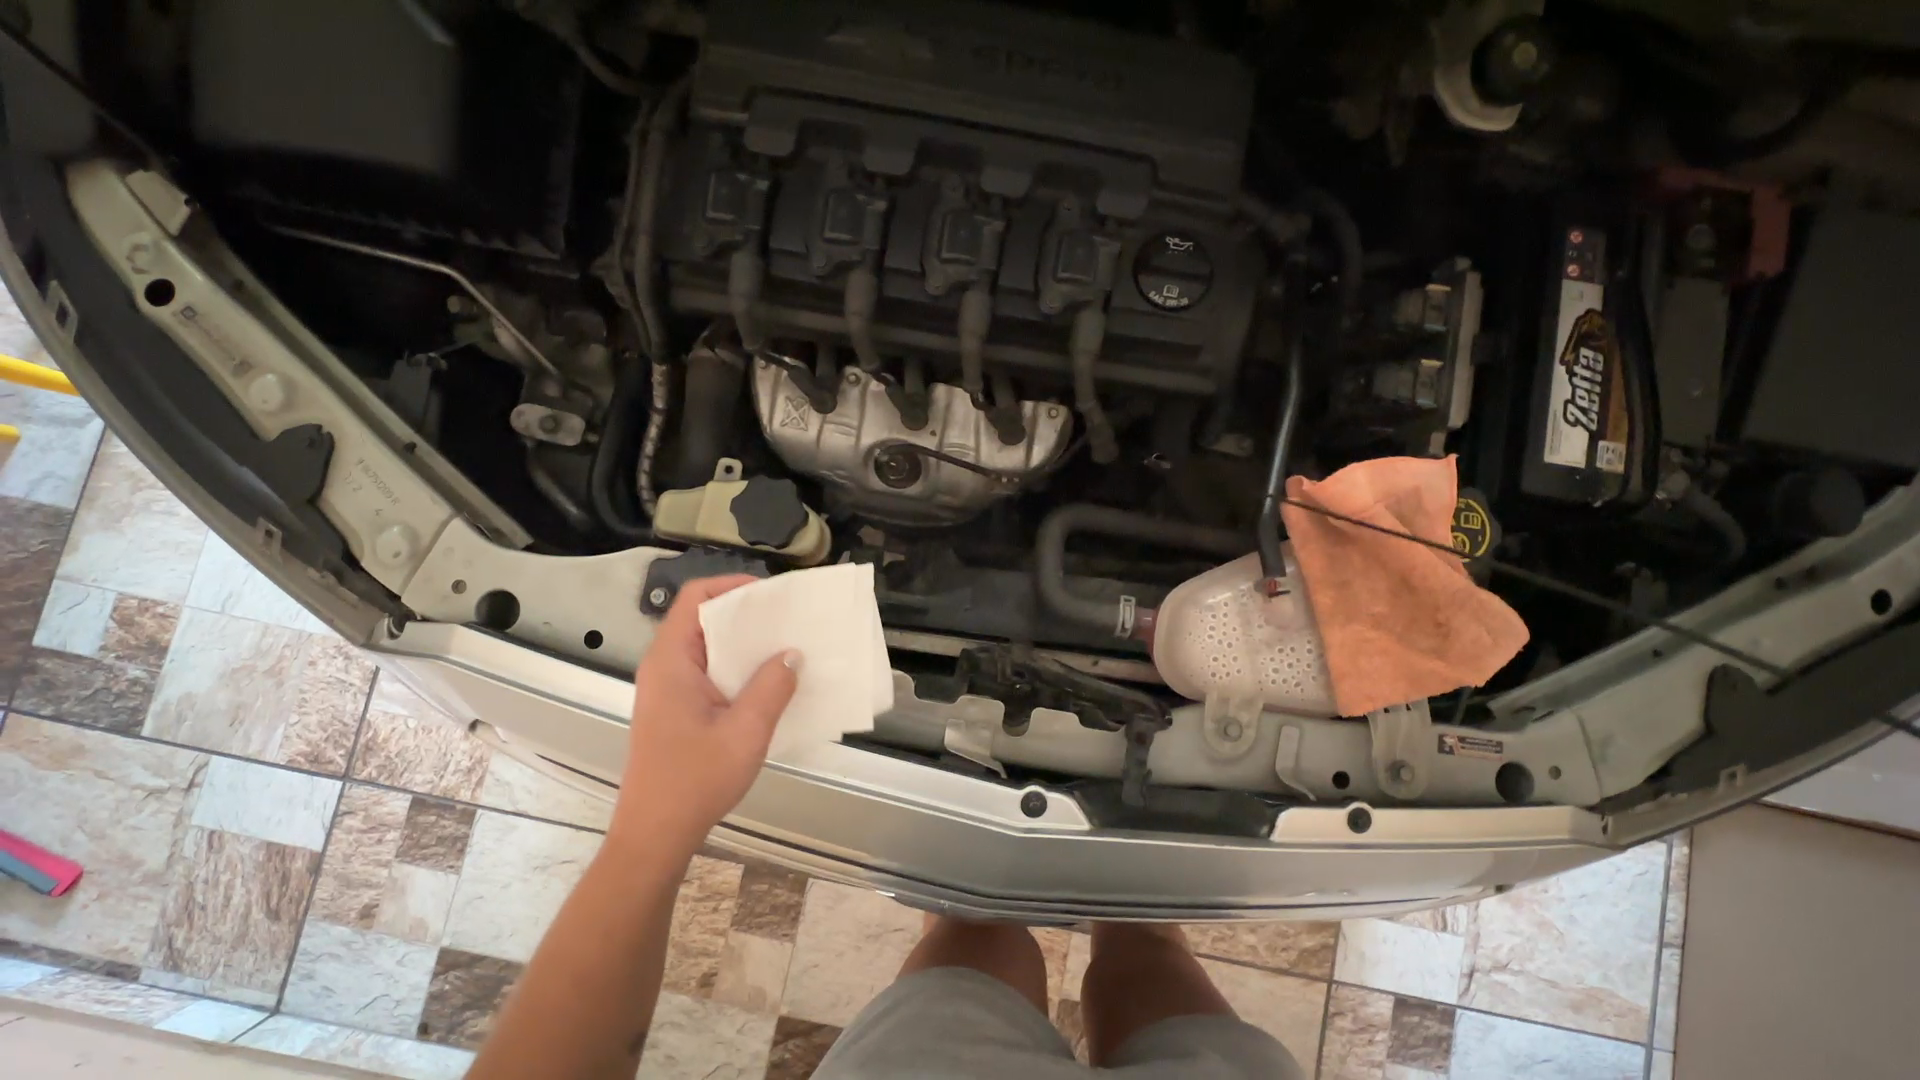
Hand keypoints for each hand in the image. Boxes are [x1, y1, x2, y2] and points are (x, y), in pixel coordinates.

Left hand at [610, 574, 799, 857]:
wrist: (655, 835)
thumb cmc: (694, 781)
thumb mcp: (744, 732)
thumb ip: (771, 688)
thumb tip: (792, 654)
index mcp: (671, 661)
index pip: (696, 598)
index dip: (733, 586)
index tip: (773, 595)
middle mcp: (665, 668)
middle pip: (704, 619)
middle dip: (748, 615)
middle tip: (791, 620)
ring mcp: (669, 691)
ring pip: (710, 649)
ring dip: (746, 646)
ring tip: (789, 648)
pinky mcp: (677, 711)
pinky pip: (710, 674)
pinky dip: (739, 671)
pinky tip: (771, 685)